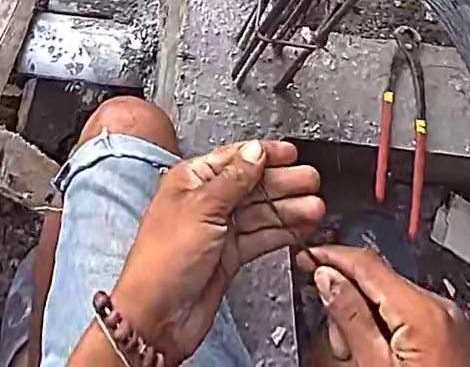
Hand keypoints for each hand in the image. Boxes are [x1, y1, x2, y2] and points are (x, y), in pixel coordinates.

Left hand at [107, 140, 322, 360]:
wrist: (155, 318)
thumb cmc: (162, 259)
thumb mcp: (202, 208)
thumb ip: (234, 179)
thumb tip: (255, 151)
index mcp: (192, 179)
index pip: (235, 158)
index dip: (264, 154)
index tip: (290, 153)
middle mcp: (206, 201)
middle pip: (252, 184)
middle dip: (283, 182)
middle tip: (310, 180)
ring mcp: (218, 229)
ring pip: (260, 212)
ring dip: (287, 208)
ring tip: (314, 206)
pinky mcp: (228, 255)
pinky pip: (260, 237)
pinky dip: (281, 232)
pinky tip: (299, 227)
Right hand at [299, 245, 469, 366]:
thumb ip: (350, 316)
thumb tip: (327, 275)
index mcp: (424, 311)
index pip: (368, 263)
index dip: (333, 257)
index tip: (308, 256)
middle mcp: (441, 309)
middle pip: (379, 279)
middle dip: (348, 296)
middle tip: (334, 333)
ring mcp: (448, 323)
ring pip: (390, 297)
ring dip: (363, 314)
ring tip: (353, 351)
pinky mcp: (447, 338)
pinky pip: (406, 315)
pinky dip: (384, 326)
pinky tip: (373, 352)